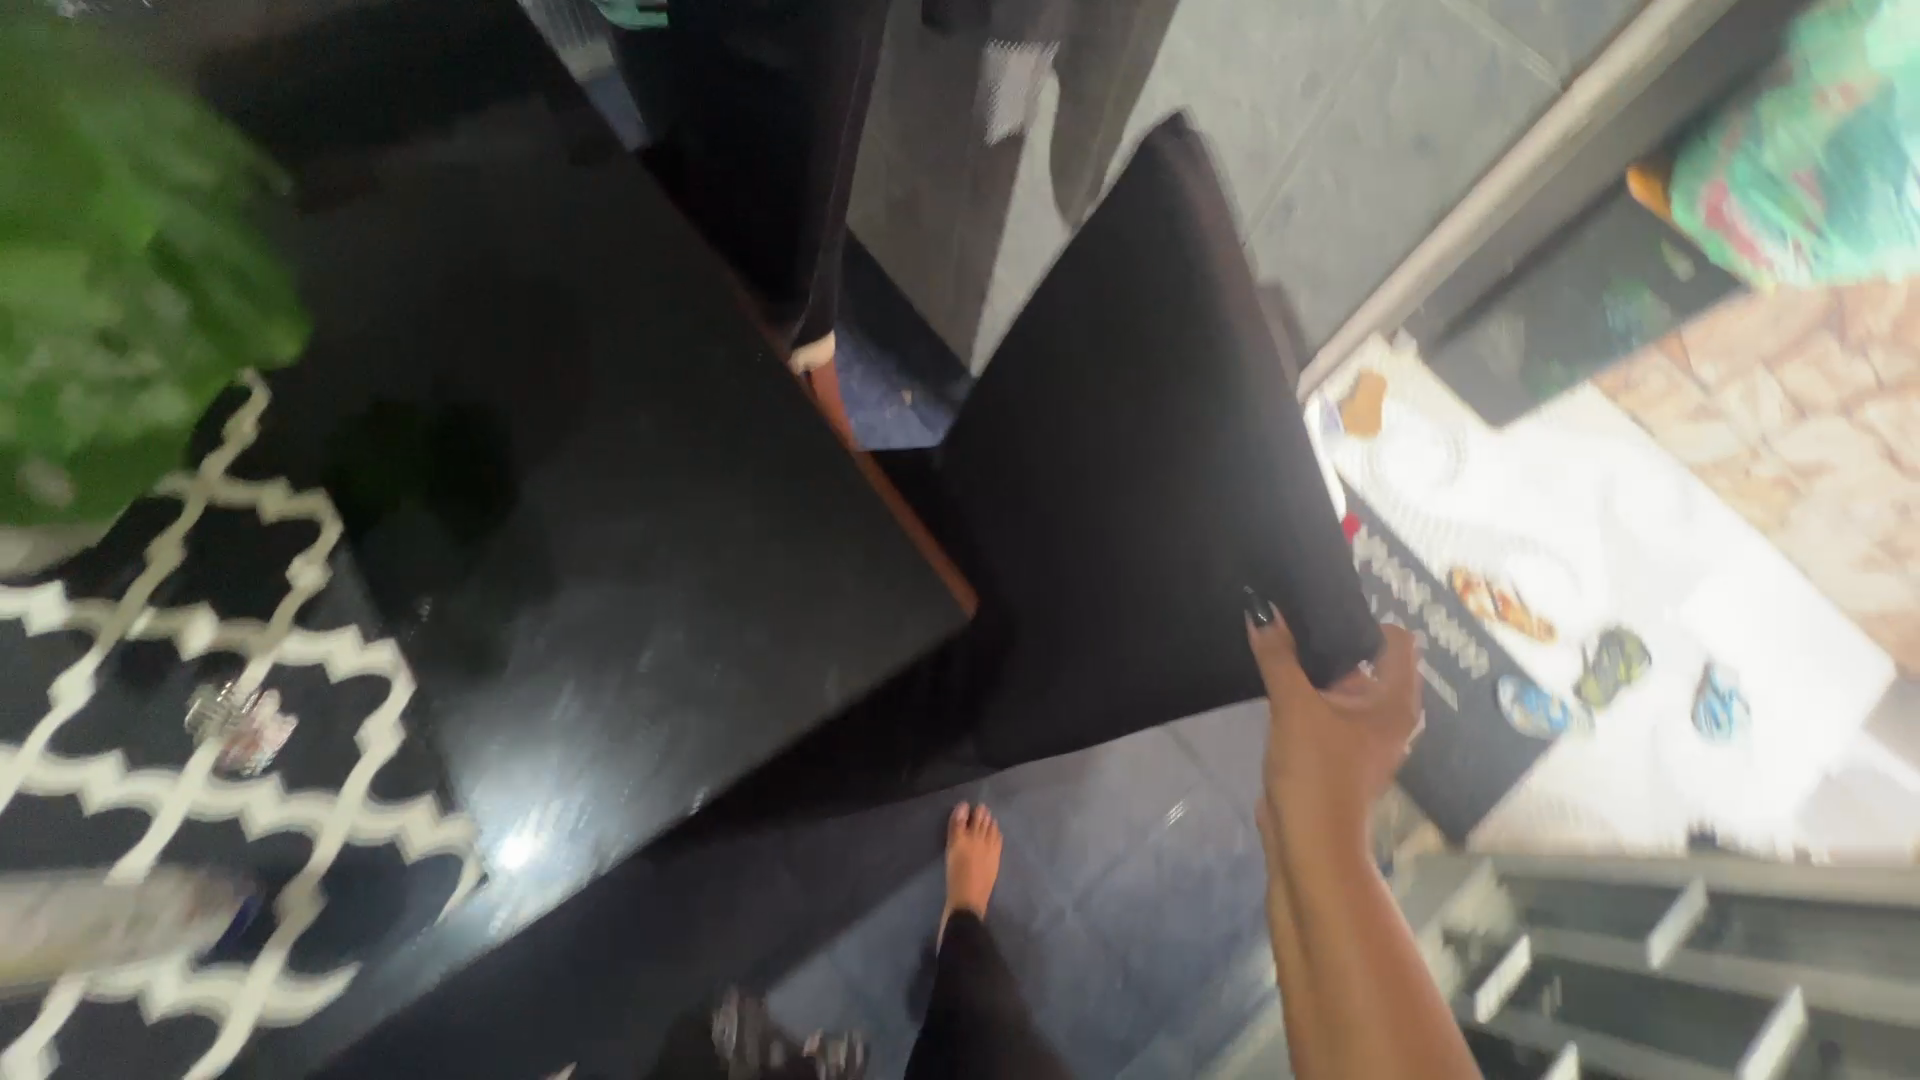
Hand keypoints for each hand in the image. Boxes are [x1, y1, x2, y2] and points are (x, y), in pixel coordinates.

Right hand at [1248, 605, 1421, 855]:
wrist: (1308, 841)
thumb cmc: (1317, 771)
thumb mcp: (1293, 706)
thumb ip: (1277, 655)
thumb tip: (1261, 609)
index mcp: (1394, 701)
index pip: (1395, 640)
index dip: (1363, 619)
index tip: (1320, 607)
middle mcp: (1385, 714)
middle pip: (1363, 660)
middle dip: (1326, 639)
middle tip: (1287, 614)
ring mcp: (1359, 734)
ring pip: (1337, 685)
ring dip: (1310, 668)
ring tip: (1274, 640)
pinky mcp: (1333, 750)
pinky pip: (1321, 707)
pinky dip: (1302, 693)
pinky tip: (1272, 680)